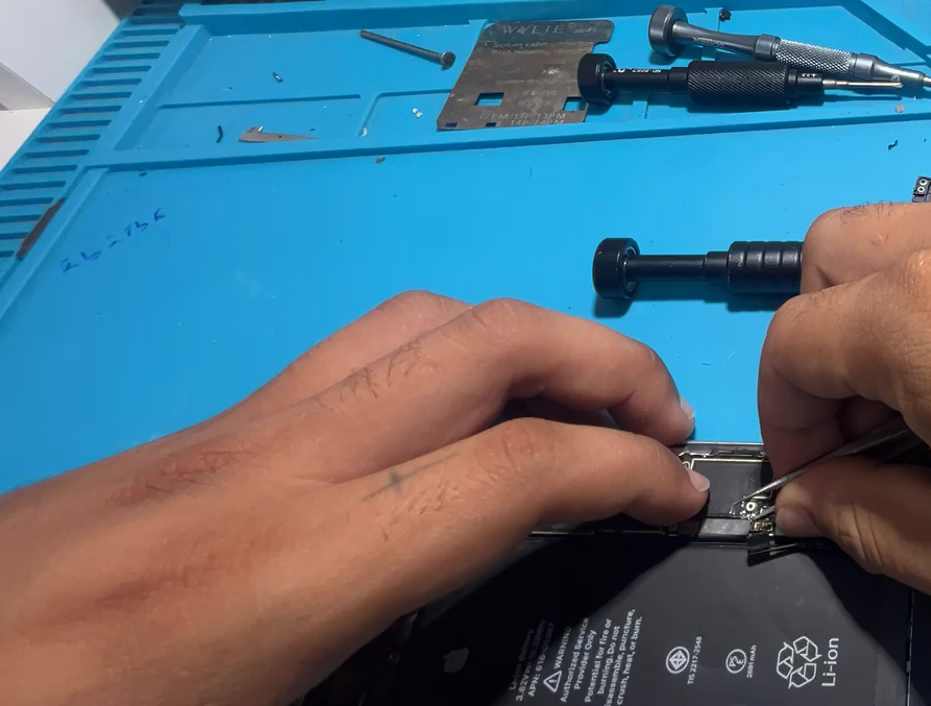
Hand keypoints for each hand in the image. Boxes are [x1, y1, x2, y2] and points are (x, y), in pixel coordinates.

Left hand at [0, 294, 706, 705]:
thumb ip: (388, 691)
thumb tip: (489, 656)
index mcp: (281, 575)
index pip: (519, 469)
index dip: (630, 471)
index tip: (679, 497)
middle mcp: (268, 466)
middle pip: (493, 342)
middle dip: (612, 365)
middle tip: (662, 422)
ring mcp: (224, 431)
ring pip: (431, 321)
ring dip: (541, 343)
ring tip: (583, 400)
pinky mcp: (190, 433)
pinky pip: (365, 349)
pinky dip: (459, 357)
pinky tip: (463, 415)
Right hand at [759, 188, 930, 699]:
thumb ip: (873, 524)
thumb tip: (812, 495)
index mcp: (920, 310)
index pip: (791, 339)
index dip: (784, 418)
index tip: (822, 479)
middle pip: (834, 255)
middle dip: (823, 338)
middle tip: (874, 427)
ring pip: (906, 234)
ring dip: (888, 309)